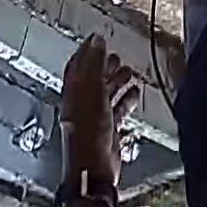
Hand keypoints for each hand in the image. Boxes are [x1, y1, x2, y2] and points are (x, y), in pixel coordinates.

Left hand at [60, 35, 141, 184]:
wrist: (95, 169)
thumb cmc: (88, 133)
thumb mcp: (93, 90)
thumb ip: (96, 64)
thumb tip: (97, 40)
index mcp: (73, 93)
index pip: (77, 65)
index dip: (86, 50)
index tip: (96, 37)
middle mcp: (82, 104)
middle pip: (93, 78)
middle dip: (105, 65)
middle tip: (115, 54)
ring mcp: (95, 118)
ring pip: (106, 93)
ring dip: (118, 81)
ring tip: (128, 71)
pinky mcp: (108, 130)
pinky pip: (118, 109)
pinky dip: (126, 99)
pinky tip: (134, 93)